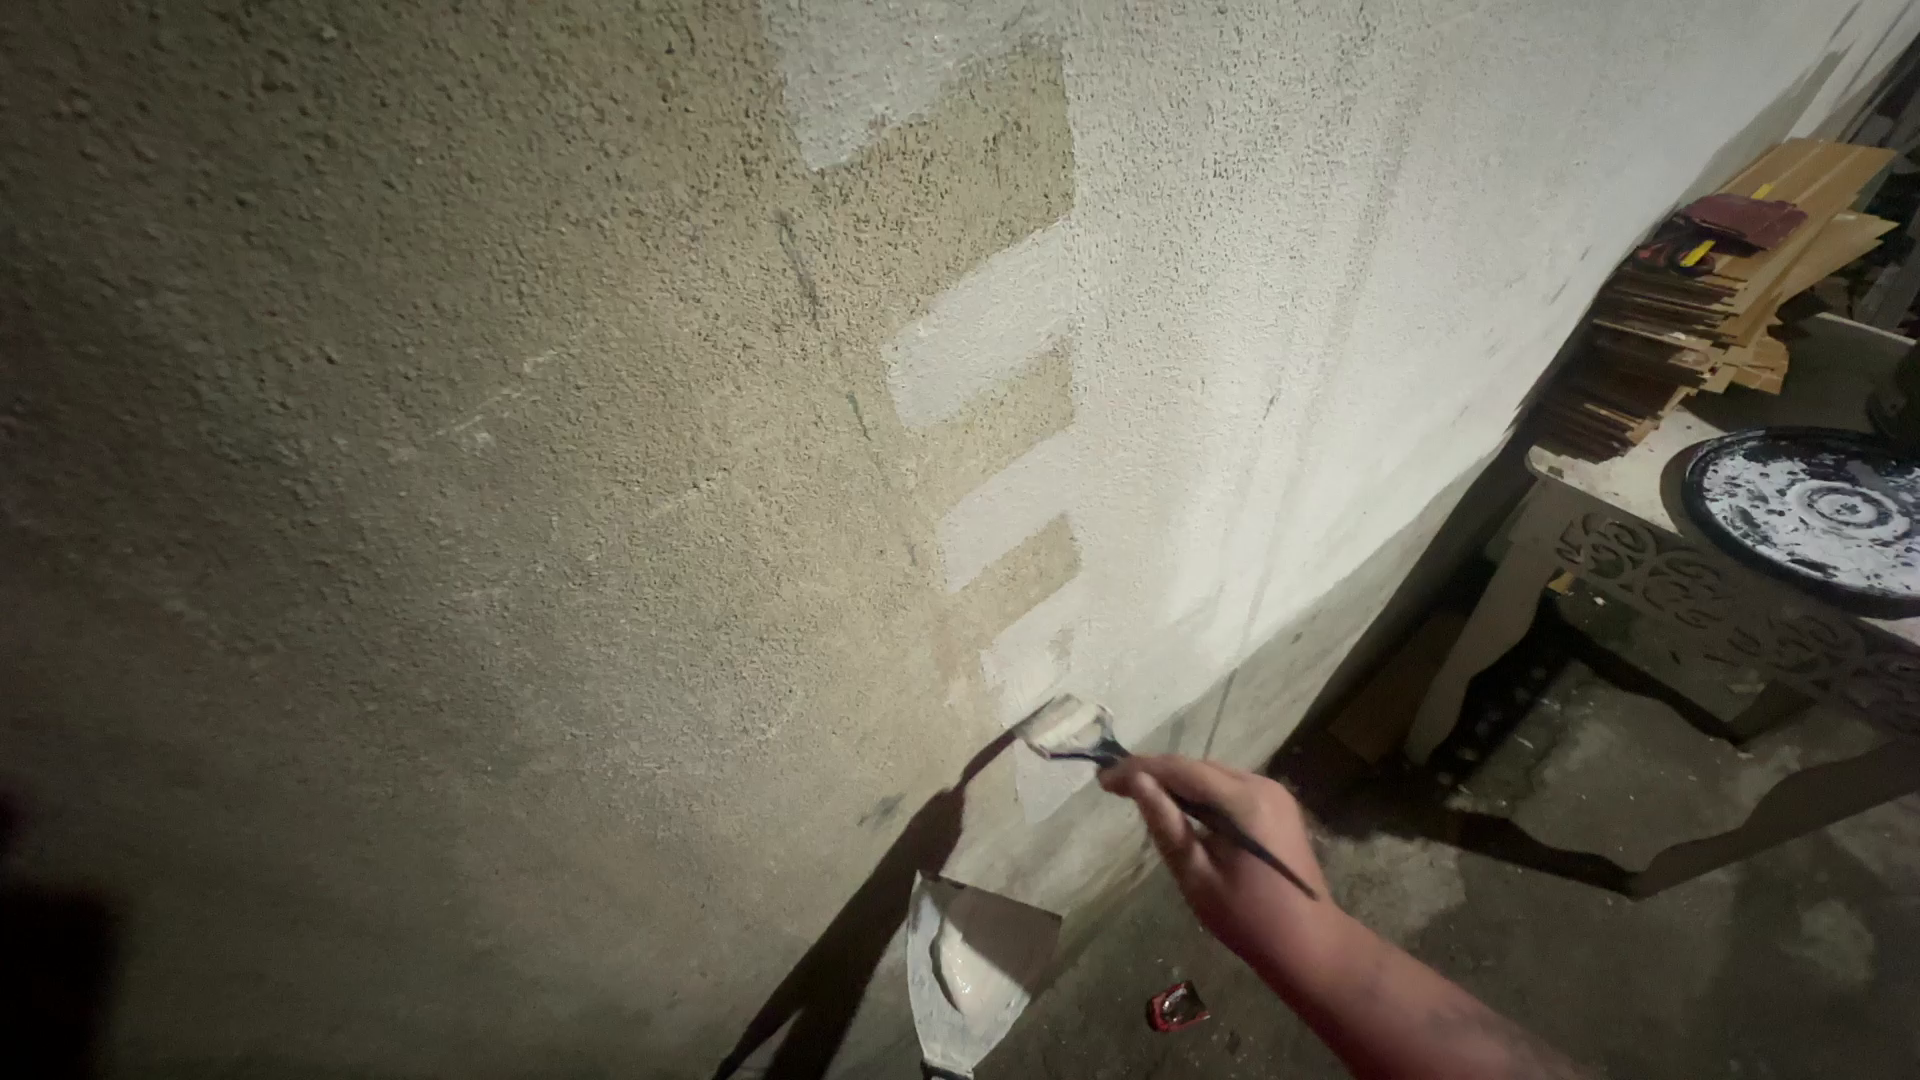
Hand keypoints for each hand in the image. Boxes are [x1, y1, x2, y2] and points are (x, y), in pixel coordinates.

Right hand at [1100, 755, 1336, 966]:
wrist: (1313, 947)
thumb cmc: (1250, 920)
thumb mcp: (1197, 876)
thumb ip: (1165, 824)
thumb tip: (1135, 782)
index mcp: (1245, 802)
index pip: (1180, 769)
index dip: (1138, 769)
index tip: (1103, 779)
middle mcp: (1261, 785)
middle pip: (1195, 767)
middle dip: (1153, 773)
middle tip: (1114, 786)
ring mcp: (1272, 792)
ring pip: (1209, 774)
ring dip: (1174, 782)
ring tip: (1136, 794)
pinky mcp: (1274, 804)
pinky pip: (1225, 787)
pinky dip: (1197, 793)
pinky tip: (1175, 806)